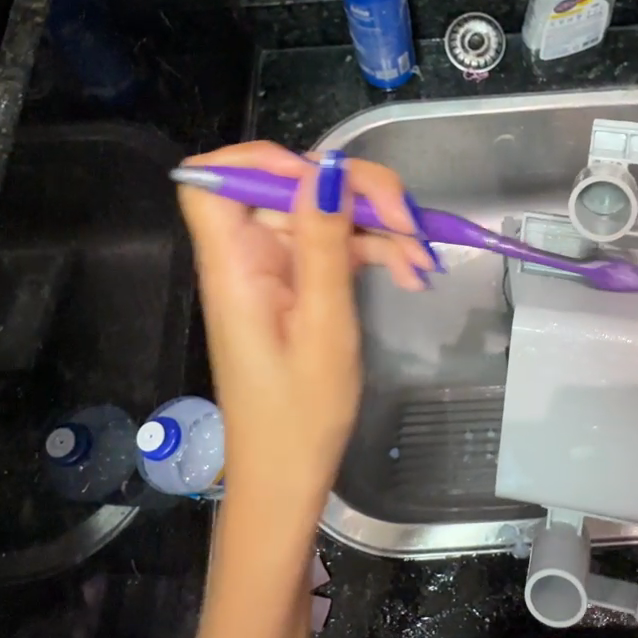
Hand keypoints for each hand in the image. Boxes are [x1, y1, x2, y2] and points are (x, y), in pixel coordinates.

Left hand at [176, 142, 433, 512]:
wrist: (289, 477)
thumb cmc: (299, 415)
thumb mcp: (324, 325)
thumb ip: (325, 242)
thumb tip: (328, 166)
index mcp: (234, 263)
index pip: (215, 177)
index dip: (265, 160)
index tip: (325, 178)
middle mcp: (247, 255)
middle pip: (291, 186)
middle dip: (355, 193)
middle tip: (408, 222)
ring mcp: (275, 269)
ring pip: (325, 214)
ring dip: (378, 227)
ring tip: (421, 260)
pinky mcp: (299, 284)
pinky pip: (336, 246)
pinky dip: (375, 253)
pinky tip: (413, 275)